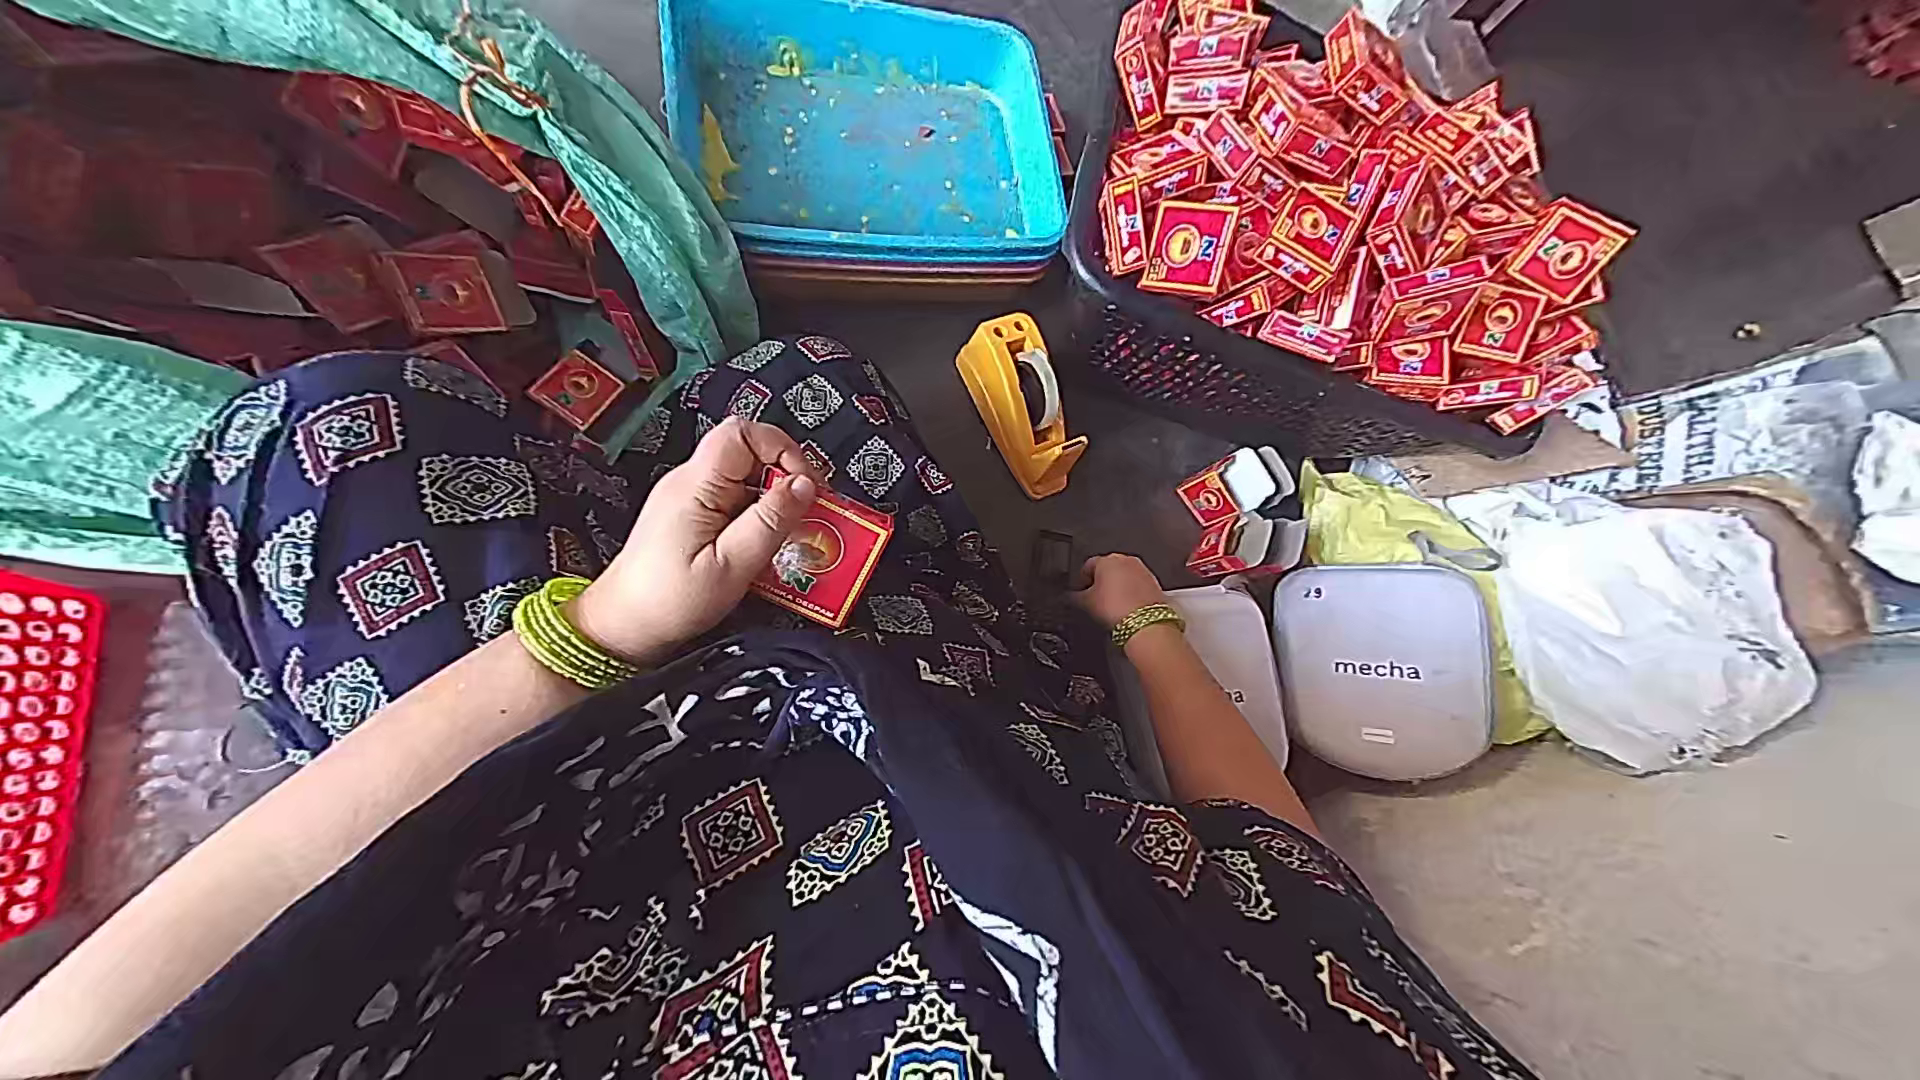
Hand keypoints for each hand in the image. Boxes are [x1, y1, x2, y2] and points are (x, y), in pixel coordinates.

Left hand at [569, 416, 822, 666]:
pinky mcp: (697, 516)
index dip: (783, 451)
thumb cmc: (669, 601)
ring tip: (791, 536)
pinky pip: (740, 502)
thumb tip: (805, 485)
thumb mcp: (732, 565)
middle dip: (788, 481)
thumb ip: (771, 521)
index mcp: (697, 485)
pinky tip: (769, 546)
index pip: (744, 433)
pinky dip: (763, 519)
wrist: (625, 628)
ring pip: (750, 480)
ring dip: (778, 504)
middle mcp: (692, 483)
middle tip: (807, 514)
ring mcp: (693, 498)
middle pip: (752, 454)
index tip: (805, 487)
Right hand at [1072, 554, 1169, 629]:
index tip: (1081, 591)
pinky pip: (1136, 584)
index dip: (1082, 580)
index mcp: (1106, 560)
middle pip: (1107, 568)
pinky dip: (1130, 592)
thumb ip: (1075, 596)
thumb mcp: (1086, 603)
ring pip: (1123, 575)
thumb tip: (1072, 596)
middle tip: (1095, 598)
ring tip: (1111, 604)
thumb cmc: (1117, 608)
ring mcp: (1142, 570)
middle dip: (1100, 582)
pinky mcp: (1153, 582)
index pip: (1088, 565)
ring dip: (1116, 586)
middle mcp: (1125, 560)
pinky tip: (1125, 606)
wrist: (1145, 622)